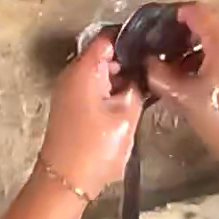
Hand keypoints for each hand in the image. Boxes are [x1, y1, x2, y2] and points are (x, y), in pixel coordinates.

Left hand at [37, 32, 142, 196]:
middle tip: (154, 65)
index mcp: (84, 69)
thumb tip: (142, 74)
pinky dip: (109, 87)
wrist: (64, 181)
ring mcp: (69, 88)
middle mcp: (72, 72)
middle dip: (127, 58)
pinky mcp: (70, 103)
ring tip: (146, 81)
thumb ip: (136, 89)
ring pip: (97, 70)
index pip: (107, 38)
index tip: (152, 41)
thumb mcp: (125, 117)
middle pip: (102, 53)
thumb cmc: (96, 147)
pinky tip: (128, 97)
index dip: (130, 36)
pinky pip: (92, 84)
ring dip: (119, 75)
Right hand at [145, 4, 218, 180]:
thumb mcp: (184, 98)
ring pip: (214, 33)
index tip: (150, 27)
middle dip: (179, 28)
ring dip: (191, 41)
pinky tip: (187, 73)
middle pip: (205, 19)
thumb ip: (160, 74)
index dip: (171, 15)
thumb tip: (146, 60)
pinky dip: (204, 52)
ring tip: (168, 59)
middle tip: (156, 42)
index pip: (194, 10)